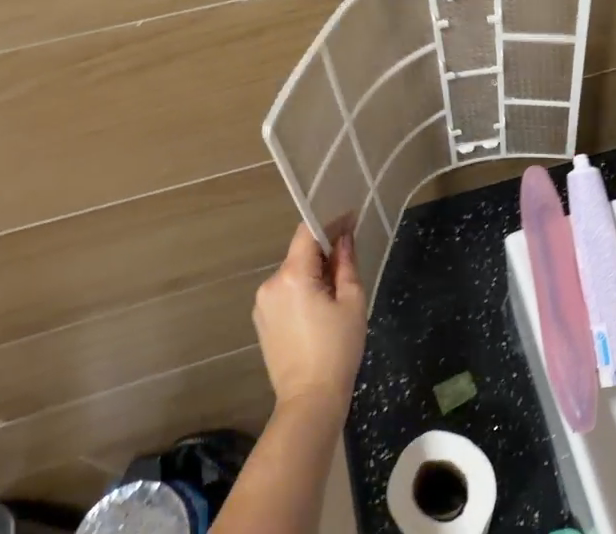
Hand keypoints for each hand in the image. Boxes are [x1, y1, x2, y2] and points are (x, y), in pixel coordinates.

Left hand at [253, 219, 368, 418]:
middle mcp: (270, 284)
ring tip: (338, 289)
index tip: (352, 216)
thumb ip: (346, 265)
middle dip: (325, 251)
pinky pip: (285, 292)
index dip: (330, 221)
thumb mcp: (352, 303)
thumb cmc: (338, 350)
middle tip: (351, 258)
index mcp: (292, 277)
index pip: (308, 233)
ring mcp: (262, 304)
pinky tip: (320, 308)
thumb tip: (344, 238)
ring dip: (313, 272)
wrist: (310, 399)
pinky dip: (302, 290)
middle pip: (300, 254)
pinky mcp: (262, 321)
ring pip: (292, 274)